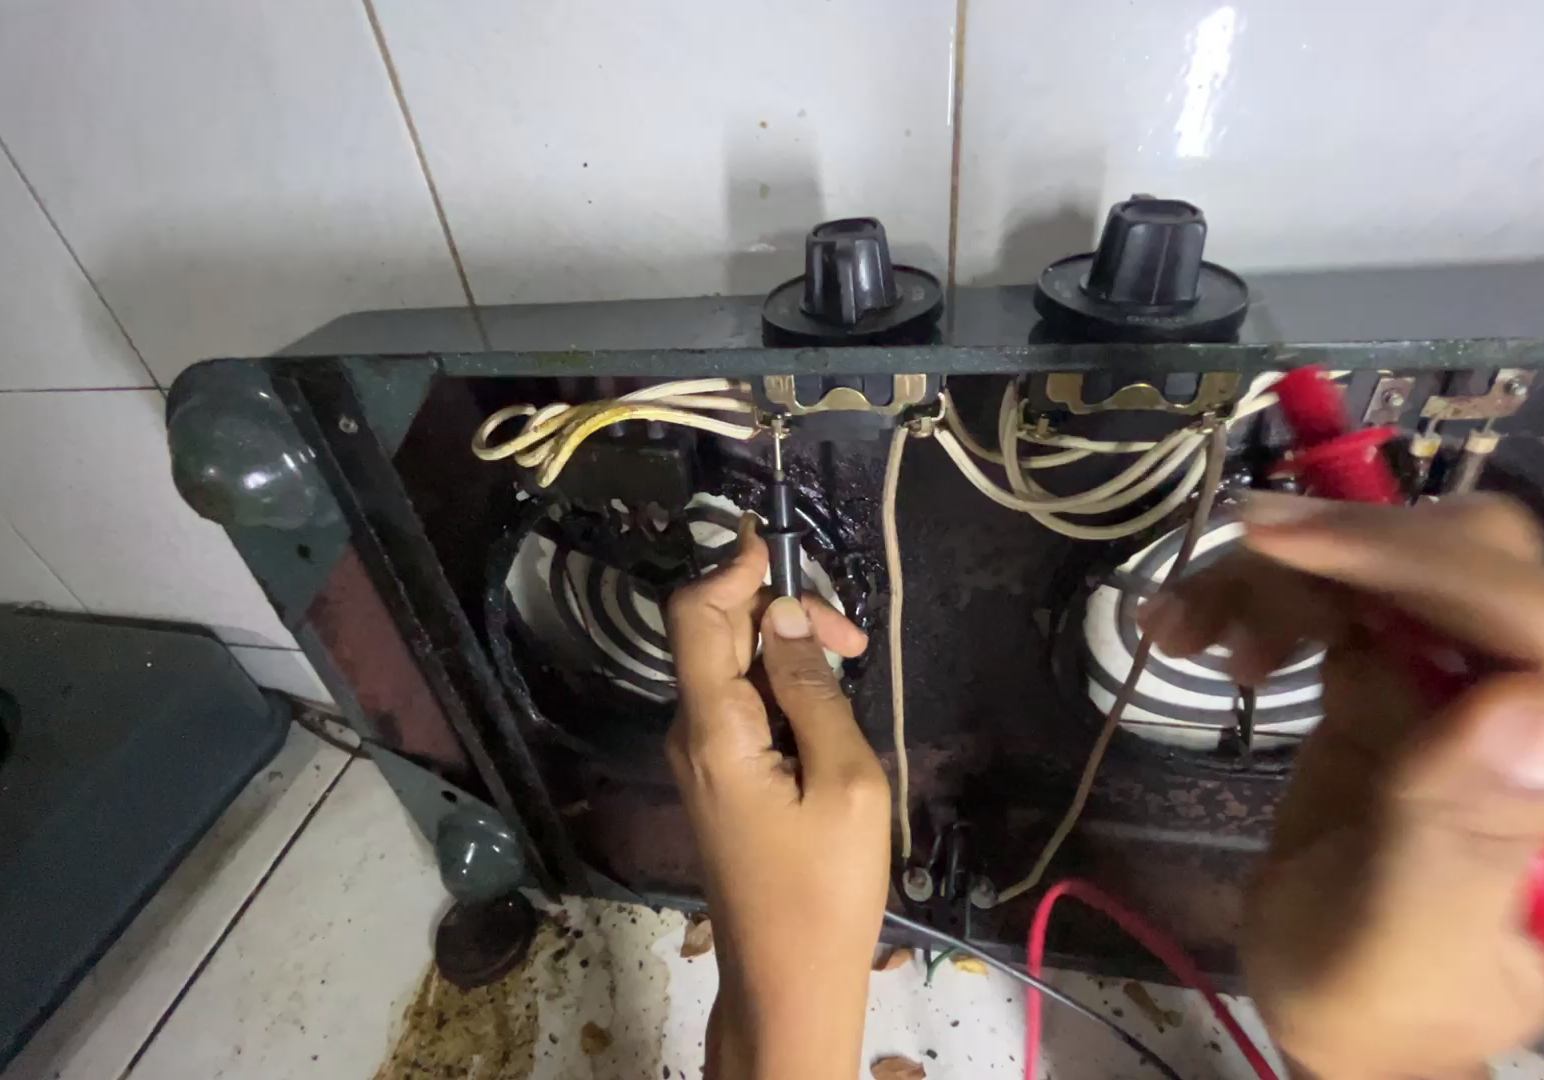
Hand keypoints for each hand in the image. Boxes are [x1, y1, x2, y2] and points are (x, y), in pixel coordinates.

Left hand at [665, 517, 885, 1079]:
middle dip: (779, 614)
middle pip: (718, 635)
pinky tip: (825, 709)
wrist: (788, 981)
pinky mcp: (719, 774)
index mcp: (713, 727)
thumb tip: (782, 614)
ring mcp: (701, 754)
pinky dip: (781, 687)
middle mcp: (692, 730)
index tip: (777, 548)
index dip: (730, 570)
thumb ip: (811, 689)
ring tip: (849, 670)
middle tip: (851, 638)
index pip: (695, 616)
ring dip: (786, 651)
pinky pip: (742, 704)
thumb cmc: (826, 887)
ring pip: (734, 668)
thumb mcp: (844, 780)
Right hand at [1142, 492, 1543, 1079]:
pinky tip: (1199, 640)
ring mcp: (1474, 703)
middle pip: (1478, 568)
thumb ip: (1471, 834)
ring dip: (1273, 579)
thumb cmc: (1367, 1002)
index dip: (1423, 561)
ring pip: (1389, 570)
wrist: (1335, 1009)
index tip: (1277, 541)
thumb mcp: (1401, 944)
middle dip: (1342, 552)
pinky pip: (1336, 605)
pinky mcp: (1402, 691)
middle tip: (1229, 559)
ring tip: (1182, 630)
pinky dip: (1256, 600)